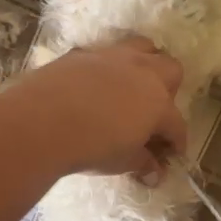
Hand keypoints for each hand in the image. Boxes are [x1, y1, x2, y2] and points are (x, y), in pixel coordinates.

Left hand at [0, 36, 188, 183]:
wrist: (43, 121)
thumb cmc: (93, 147)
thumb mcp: (123, 161)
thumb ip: (143, 163)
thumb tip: (155, 172)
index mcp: (158, 103)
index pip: (176, 124)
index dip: (177, 142)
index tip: (173, 155)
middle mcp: (142, 72)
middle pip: (170, 70)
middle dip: (169, 90)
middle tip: (153, 114)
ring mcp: (113, 57)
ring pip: (142, 48)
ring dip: (144, 65)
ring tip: (131, 88)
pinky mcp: (84, 52)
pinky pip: (106, 54)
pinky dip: (108, 69)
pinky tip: (96, 87)